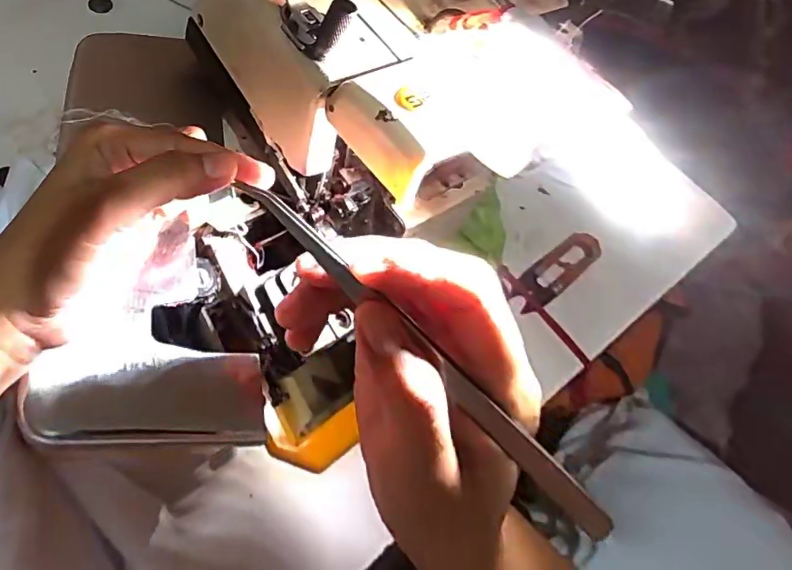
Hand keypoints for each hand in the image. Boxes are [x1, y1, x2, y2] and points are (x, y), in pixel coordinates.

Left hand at [0, 122, 270, 359]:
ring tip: (244, 200)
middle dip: (219, 170)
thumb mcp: (106, 211)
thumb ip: (165, 180)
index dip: (223, 159)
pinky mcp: (127, 224)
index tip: (264, 179)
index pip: (180, 144)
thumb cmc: (51, 258)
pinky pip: (170, 208)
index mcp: (110, 143)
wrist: (13, 314)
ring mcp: (123, 193)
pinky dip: (191, 212)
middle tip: (259, 191)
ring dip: (208, 189)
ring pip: (180, 180)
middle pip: (183, 157)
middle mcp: (118, 159)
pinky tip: (204, 219)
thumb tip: (226, 162)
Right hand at [274, 237, 540, 569]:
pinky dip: (328, 299)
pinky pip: (365, 294)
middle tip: (308, 276)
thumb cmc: (445, 511)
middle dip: (361, 264)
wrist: (442, 528)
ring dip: (333, 282)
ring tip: (292, 313)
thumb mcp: (429, 475)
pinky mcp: (405, 328)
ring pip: (387, 276)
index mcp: (499, 371)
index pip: (468, 291)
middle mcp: (471, 337)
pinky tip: (303, 321)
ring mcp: (437, 328)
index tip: (356, 269)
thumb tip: (376, 318)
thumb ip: (413, 401)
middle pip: (422, 271)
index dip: (413, 267)